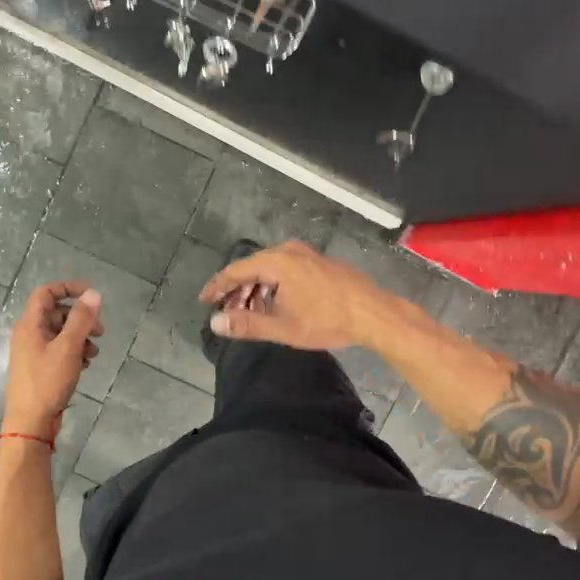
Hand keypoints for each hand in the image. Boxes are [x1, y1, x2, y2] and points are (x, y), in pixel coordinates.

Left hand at [2, 281, 103, 437]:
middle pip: (56, 314)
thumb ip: (81, 319)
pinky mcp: (39, 368)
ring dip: (80, 338)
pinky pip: (58, 351)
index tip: (91, 295)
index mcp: (30, 324)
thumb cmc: (47, 382)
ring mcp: (33, 352)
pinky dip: (73, 352)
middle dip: (80, 318)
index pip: (46, 293)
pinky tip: (85, 365)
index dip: (68, 288)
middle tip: (100, 332)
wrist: (30, 422)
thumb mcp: (68, 348)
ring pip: (60, 334)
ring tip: (94, 353)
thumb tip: (94, 293)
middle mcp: (28, 334)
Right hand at [198, 240, 401, 350]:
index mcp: (277, 262)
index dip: (217, 286)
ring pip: (271, 268)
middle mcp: (289, 251)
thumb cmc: (327, 321)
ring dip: (257, 287)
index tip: (205, 301)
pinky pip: (286, 268)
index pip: (236, 270)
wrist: (374, 314)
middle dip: (238, 289)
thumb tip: (215, 323)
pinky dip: (274, 284)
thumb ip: (246, 324)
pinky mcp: (320, 262)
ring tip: (251, 310)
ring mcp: (307, 254)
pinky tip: (277, 303)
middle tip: (228, 310)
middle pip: (253, 266)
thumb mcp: (282, 328)